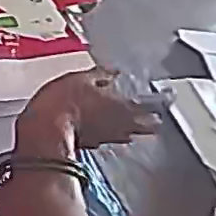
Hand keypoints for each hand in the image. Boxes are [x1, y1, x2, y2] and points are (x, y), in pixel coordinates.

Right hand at [14, 68, 159, 158]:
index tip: (170, 98)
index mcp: (122, 106)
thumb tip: (112, 71)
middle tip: (157, 116)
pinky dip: (112, 133)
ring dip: (134, 129)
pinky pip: (110, 138)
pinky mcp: (92, 145)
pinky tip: (106, 130)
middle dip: (152, 120)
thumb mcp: (80, 79)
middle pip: (146, 126)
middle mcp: (120, 125)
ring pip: (129, 134)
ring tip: (136, 124)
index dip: (163, 102)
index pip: (152, 105)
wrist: (45, 132)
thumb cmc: (63, 103)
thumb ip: (100, 75)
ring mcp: (107, 138)